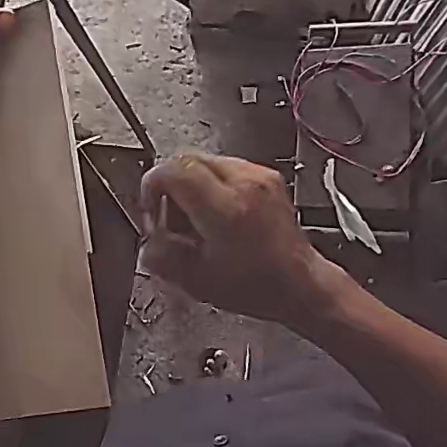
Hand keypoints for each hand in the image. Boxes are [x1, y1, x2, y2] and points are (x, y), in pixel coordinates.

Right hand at [139, 151, 352, 328]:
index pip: (175, 170)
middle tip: (169, 218)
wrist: (300, 285)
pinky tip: (215, 214)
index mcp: (225, 209)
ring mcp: (259, 176)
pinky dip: (211, 184)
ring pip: (206, 161)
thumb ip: (163, 257)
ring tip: (195, 220)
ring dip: (190, 185)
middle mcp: (245, 184)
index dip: (152, 186)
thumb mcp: (198, 280)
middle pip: (187, 160)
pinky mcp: (267, 177)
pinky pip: (226, 167)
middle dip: (169, 186)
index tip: (151, 208)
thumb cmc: (258, 287)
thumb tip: (146, 242)